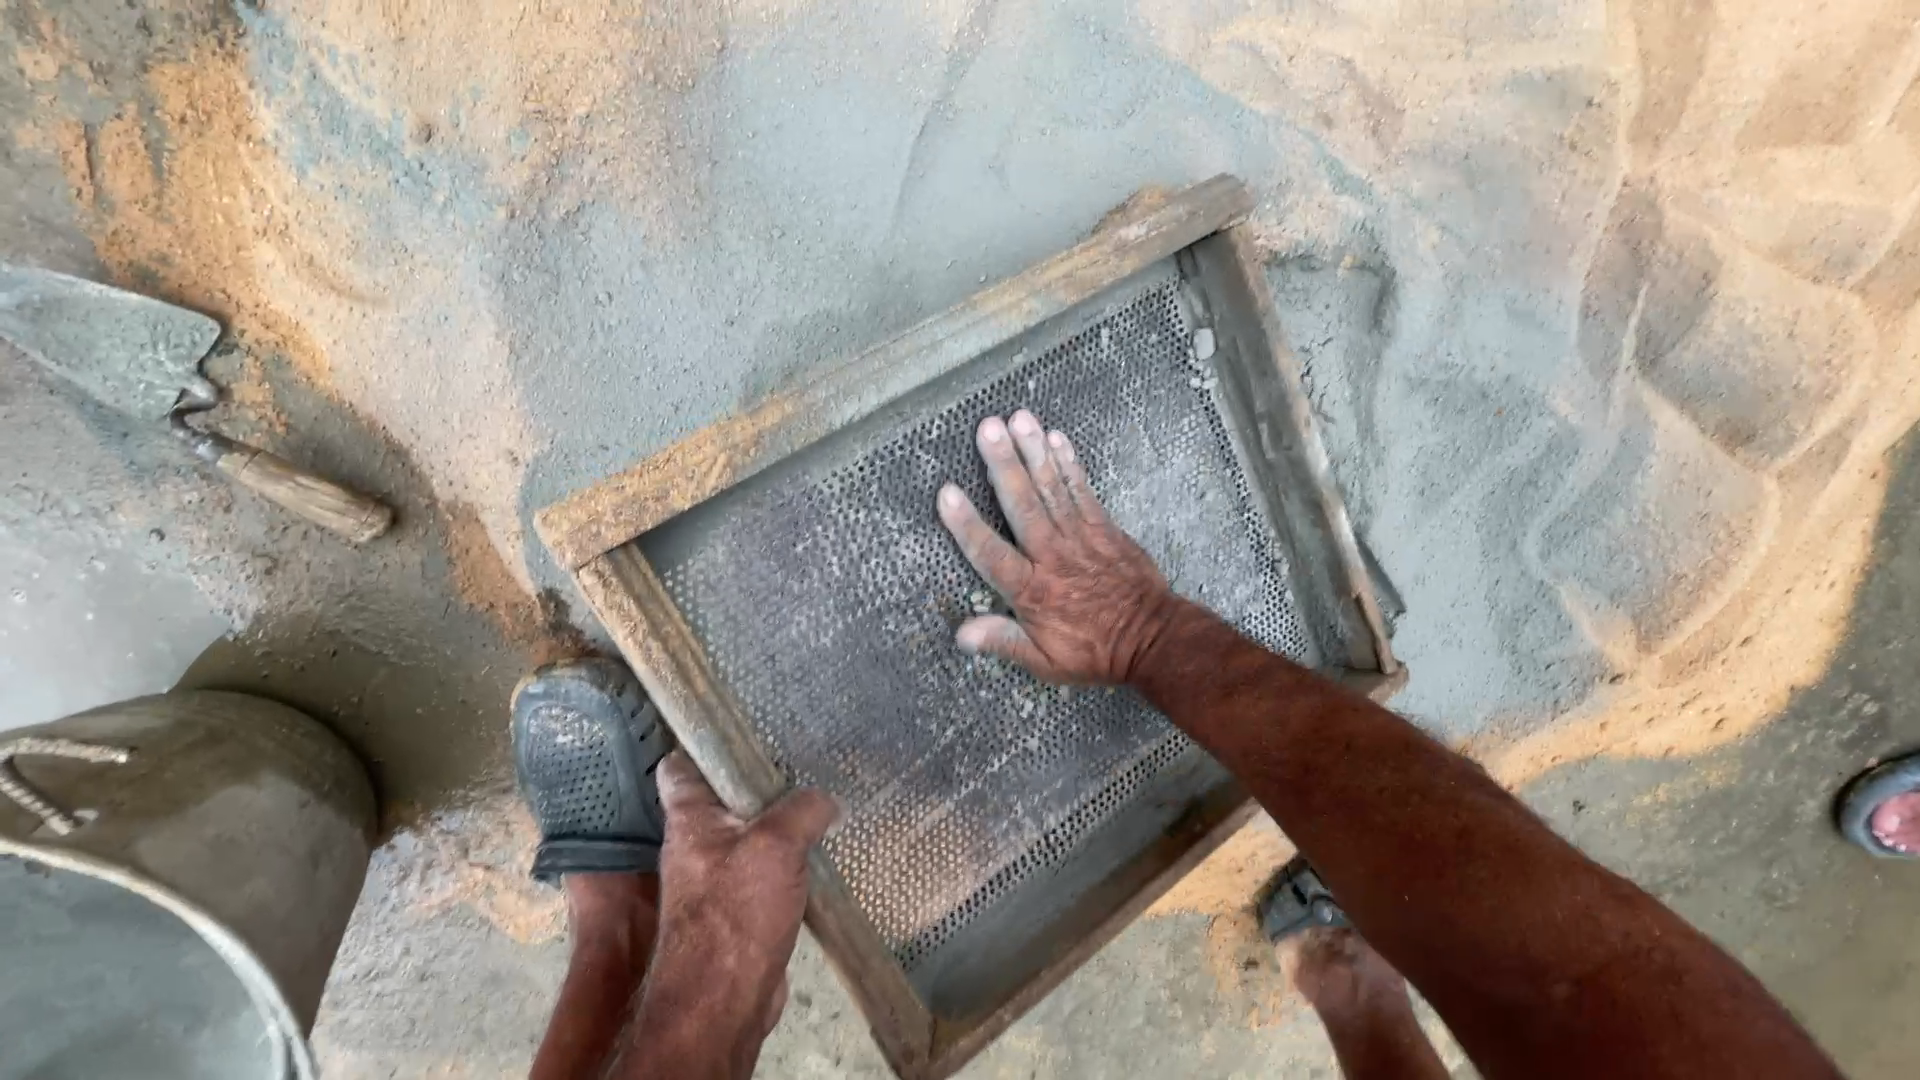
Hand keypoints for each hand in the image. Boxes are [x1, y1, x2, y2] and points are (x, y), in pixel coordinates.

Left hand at [624, 752, 838, 1078]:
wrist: (726, 1001)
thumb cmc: (735, 914)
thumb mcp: (776, 844)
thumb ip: (803, 810)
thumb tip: (827, 800)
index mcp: (690, 819)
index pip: (681, 766)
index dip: (704, 743)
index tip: (740, 725)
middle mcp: (698, 844)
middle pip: (725, 797)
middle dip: (759, 779)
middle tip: (800, 756)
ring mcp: (718, 878)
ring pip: (750, 834)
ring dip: (780, 821)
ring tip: (819, 794)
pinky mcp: (742, 908)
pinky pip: (768, 868)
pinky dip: (791, 857)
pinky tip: (821, 846)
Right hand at [936, 409, 1179, 683]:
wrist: (1153, 639)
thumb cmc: (1093, 652)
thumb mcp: (1044, 662)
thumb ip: (1003, 641)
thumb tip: (961, 634)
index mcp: (1032, 591)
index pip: (991, 554)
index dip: (967, 525)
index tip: (946, 493)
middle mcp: (1053, 557)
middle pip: (1022, 506)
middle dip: (1003, 465)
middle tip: (987, 428)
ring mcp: (1080, 537)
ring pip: (1052, 489)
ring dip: (1033, 452)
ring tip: (1018, 418)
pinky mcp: (1104, 527)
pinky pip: (1082, 490)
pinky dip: (1069, 463)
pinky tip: (1054, 437)